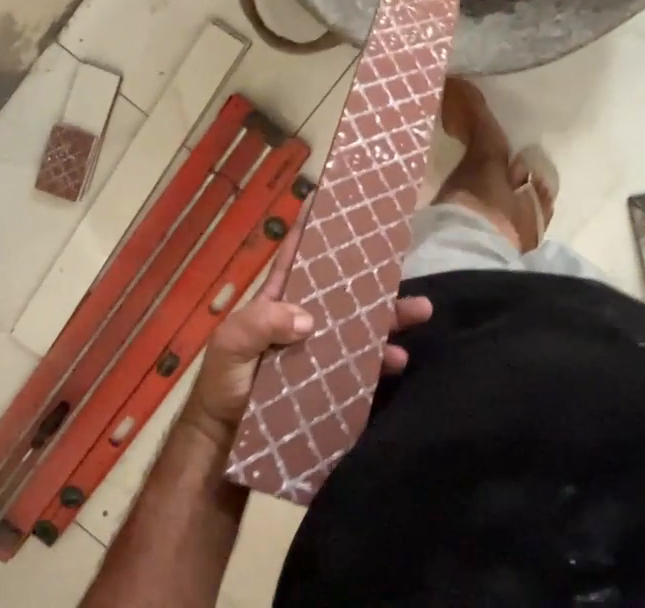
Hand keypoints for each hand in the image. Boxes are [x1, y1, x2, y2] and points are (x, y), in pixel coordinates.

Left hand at [180, 225, 432, 447]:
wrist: (226, 441)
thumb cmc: (224, 383)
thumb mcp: (231, 344)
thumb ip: (261, 324)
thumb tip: (309, 317)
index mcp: (277, 302)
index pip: (297, 258)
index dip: (312, 230)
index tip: (335, 202)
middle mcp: (303, 320)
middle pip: (344, 291)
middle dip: (373, 276)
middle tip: (401, 261)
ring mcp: (320, 350)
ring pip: (361, 325)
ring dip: (391, 317)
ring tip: (421, 310)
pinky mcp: (331, 380)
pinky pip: (363, 365)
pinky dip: (383, 360)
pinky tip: (397, 360)